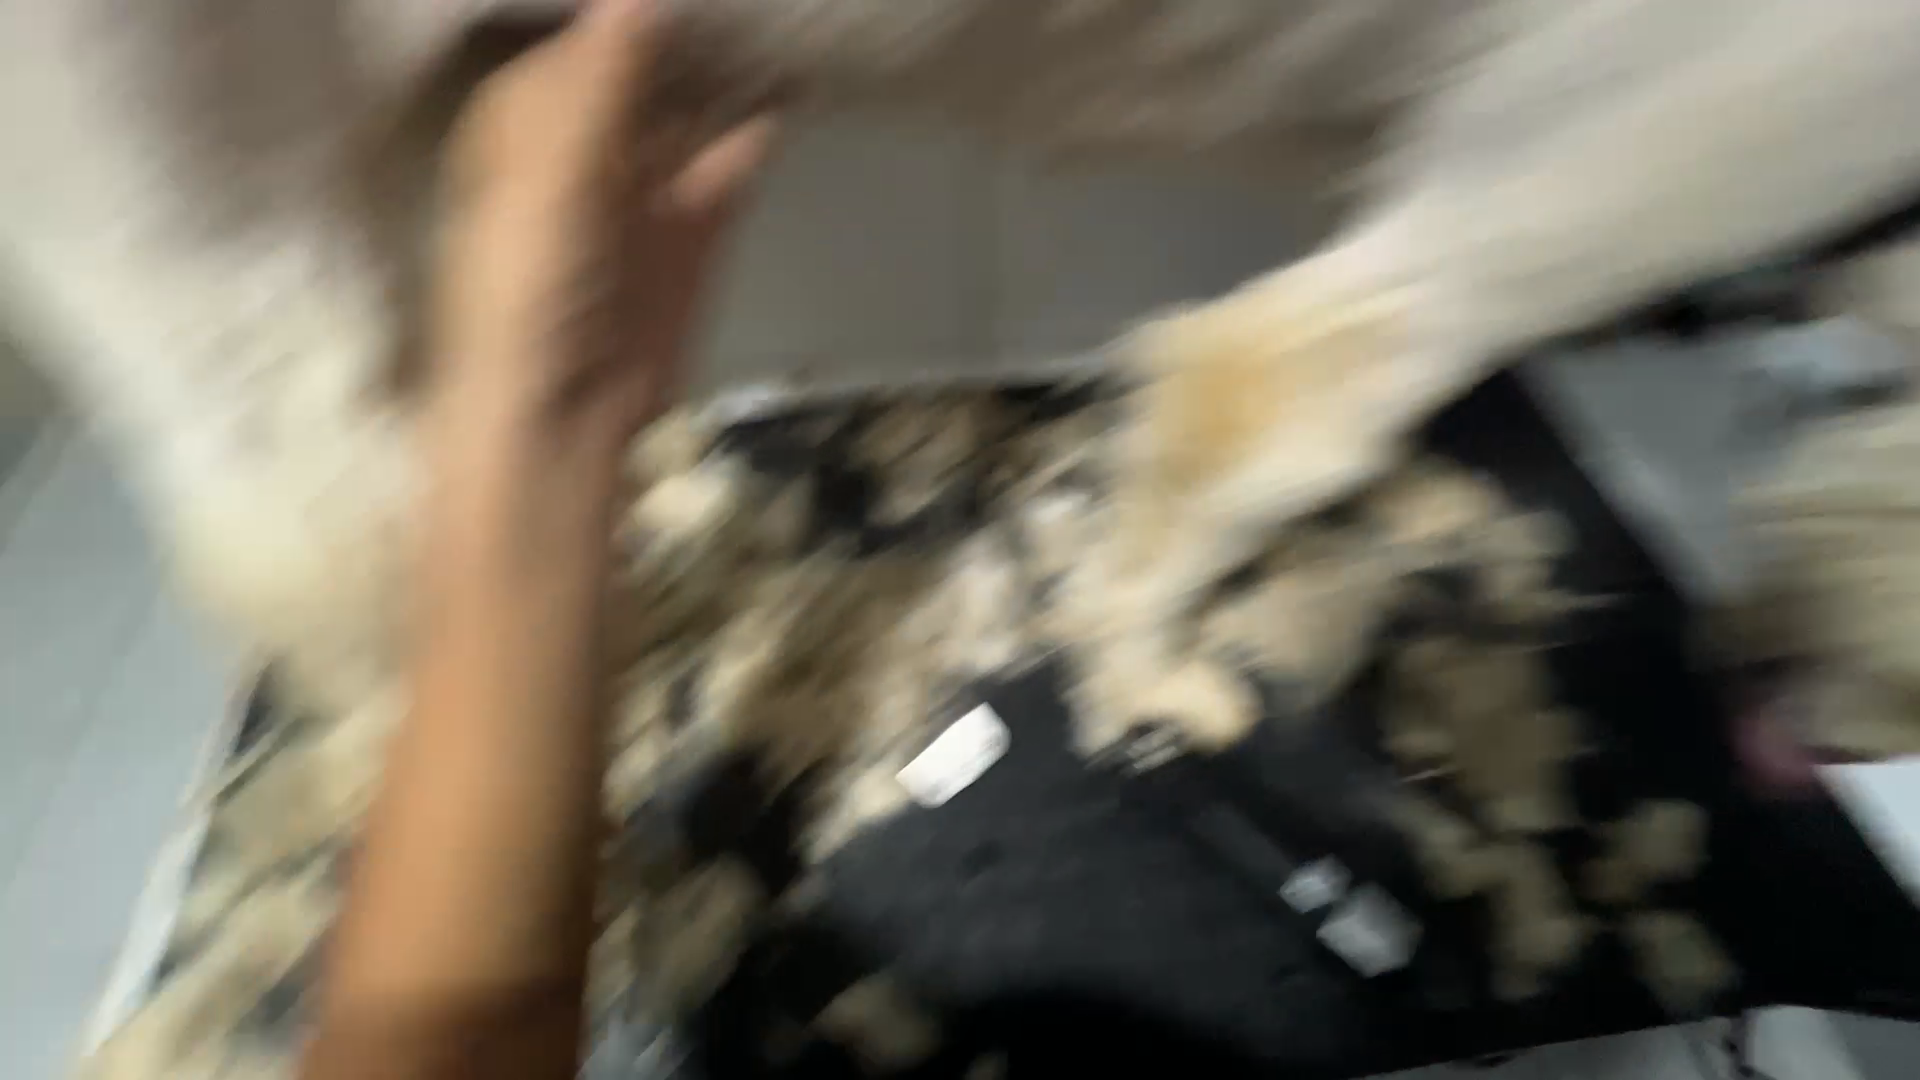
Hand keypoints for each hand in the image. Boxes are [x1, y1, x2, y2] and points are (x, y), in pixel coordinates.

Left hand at [432, 0, 775, 442]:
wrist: (568, 408)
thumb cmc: (531, 291)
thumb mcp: (552, 182)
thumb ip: (597, 91)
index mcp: (527, 117)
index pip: (579, 32)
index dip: (623, 2)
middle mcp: (589, 140)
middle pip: (641, 63)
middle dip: (685, 24)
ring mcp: (648, 184)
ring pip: (691, 107)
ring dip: (728, 65)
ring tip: (777, 13)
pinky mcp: (695, 227)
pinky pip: (729, 162)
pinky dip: (757, 128)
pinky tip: (793, 85)